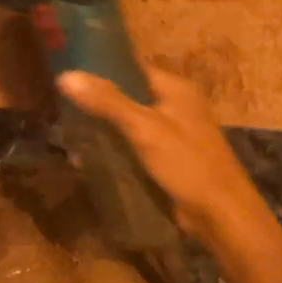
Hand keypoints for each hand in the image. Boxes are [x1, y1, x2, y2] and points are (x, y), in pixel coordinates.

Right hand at [58, 66, 270, 244]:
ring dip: (101, 126)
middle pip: (126, 94)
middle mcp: (174, 105)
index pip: (131, 67)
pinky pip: (132, 143)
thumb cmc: (187, 164)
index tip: (66, 71)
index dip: (99, 67)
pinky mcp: (166, 157)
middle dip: (95, 101)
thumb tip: (65, 76)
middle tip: (59, 104)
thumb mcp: (144, 128)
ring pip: (126, 121)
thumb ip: (106, 101)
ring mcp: (171, 132)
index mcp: (175, 89)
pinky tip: (86, 153)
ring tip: (66, 129)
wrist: (222, 215)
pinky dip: (112, 146)